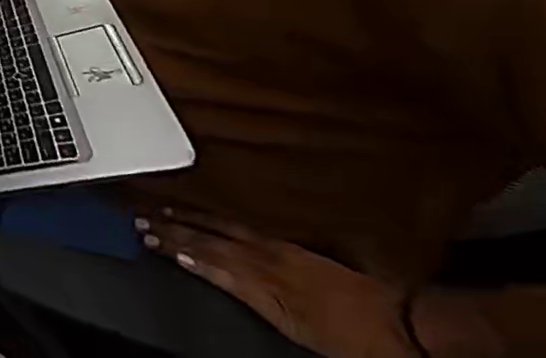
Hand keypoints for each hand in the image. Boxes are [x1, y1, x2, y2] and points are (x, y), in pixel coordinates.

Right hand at [137, 208, 418, 357]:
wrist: (406, 324)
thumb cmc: (352, 337)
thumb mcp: (292, 325)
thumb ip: (243, 290)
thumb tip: (197, 265)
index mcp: (258, 275)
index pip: (200, 253)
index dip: (170, 244)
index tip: (145, 237)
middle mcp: (260, 254)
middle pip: (204, 236)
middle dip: (168, 226)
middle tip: (139, 217)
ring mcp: (276, 246)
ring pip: (219, 226)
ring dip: (186, 216)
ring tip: (160, 207)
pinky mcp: (290, 244)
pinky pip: (241, 225)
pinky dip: (215, 218)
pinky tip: (203, 214)